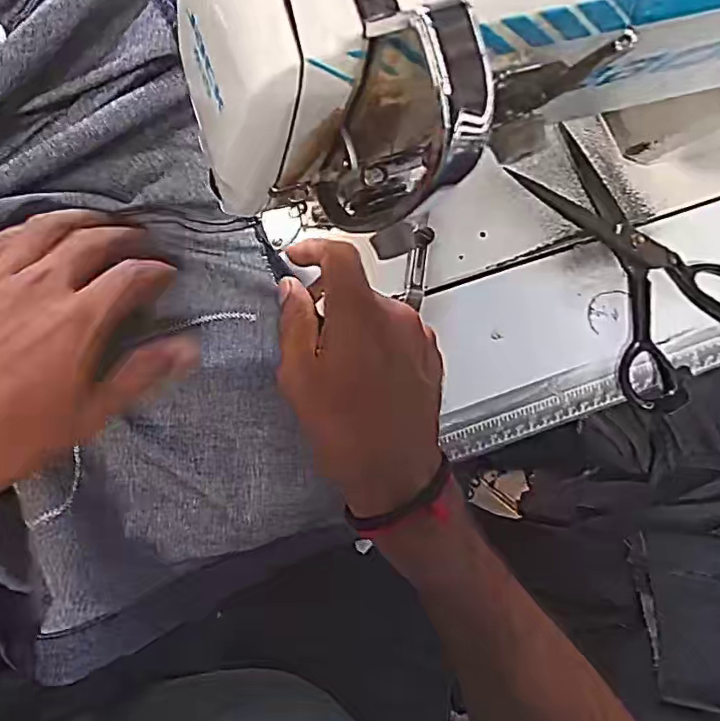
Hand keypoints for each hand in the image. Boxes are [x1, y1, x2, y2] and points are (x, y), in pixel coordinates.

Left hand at [0, 210, 199, 573]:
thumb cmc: (10, 443)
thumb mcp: (86, 416)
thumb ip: (138, 374)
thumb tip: (188, 348)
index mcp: (75, 321)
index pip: (129, 275)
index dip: (154, 270)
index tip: (166, 273)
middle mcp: (37, 287)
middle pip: (90, 240)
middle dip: (124, 235)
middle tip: (140, 240)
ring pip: (43, 228)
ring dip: (78, 220)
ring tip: (97, 222)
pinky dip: (26, 229)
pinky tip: (34, 233)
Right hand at [276, 239, 445, 517]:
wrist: (394, 473)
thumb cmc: (348, 433)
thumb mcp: (298, 376)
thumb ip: (293, 322)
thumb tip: (291, 292)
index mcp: (359, 315)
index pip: (339, 254)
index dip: (313, 248)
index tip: (298, 256)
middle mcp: (394, 317)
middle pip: (354, 286)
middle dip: (327, 300)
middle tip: (308, 335)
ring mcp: (416, 336)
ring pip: (374, 309)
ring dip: (351, 323)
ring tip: (337, 366)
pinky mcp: (428, 354)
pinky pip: (394, 330)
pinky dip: (374, 339)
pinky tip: (361, 375)